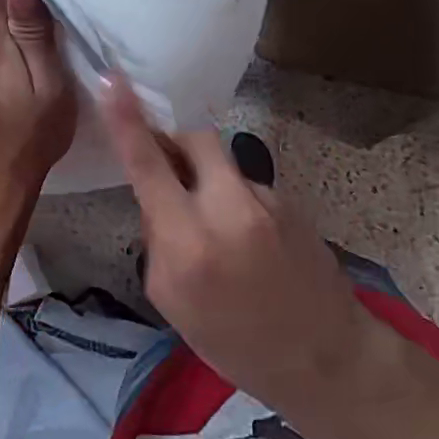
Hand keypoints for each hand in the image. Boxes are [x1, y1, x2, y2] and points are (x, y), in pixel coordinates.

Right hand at [98, 78, 383, 425]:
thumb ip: (158, 239)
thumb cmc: (232, 342)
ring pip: (221, 163)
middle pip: (194, 137)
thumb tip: (157, 198)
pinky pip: (246, 185)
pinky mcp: (290, 201)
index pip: (148, 165)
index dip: (126, 120)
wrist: (324, 358)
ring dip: (207, 179)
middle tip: (167, 159)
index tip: (113, 80)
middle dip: (175, 140)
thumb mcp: (170, 299)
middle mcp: (227, 208)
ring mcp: (265, 200)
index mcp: (188, 241)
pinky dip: (234, 201)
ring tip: (217, 226)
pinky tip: (249, 239)